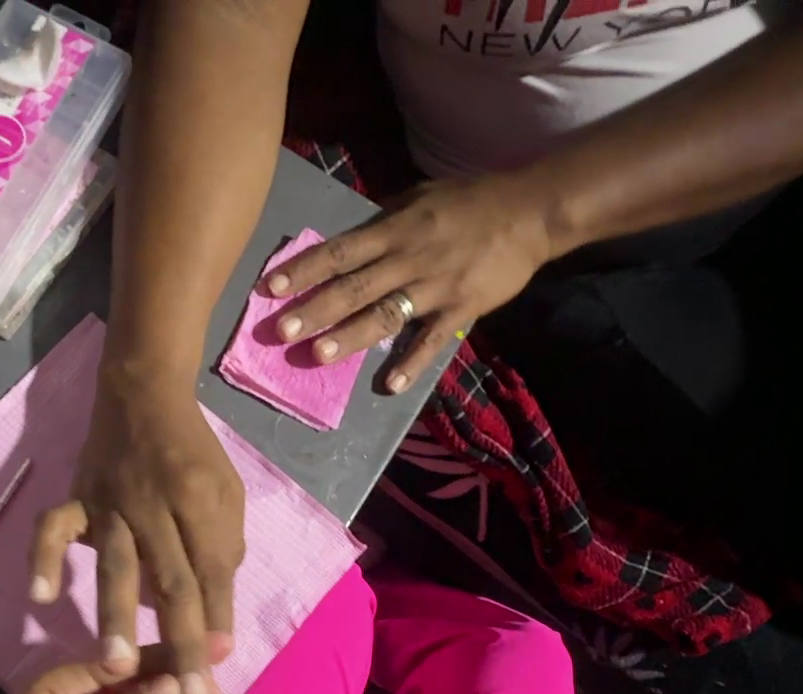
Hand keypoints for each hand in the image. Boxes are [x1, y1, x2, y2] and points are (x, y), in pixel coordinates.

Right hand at [32, 372, 243, 693]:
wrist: (145, 396)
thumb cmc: (193, 454)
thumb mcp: (227, 493)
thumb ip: (222, 549)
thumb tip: (214, 616)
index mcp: (201, 502)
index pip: (210, 573)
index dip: (215, 621)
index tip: (217, 671)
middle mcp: (156, 505)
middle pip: (170, 581)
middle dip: (180, 641)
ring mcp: (111, 502)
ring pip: (115, 564)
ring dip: (116, 616)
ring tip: (116, 668)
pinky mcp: (76, 497)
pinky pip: (53, 528)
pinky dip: (43, 558)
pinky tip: (41, 597)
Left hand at [261, 173, 555, 393]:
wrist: (533, 210)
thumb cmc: (468, 202)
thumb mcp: (419, 199)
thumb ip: (381, 223)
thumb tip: (342, 244)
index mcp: (395, 230)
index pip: (339, 252)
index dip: (304, 270)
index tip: (270, 288)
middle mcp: (409, 258)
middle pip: (354, 287)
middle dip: (315, 309)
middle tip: (280, 331)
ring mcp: (435, 286)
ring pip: (386, 313)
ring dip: (351, 335)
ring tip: (319, 355)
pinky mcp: (462, 308)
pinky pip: (433, 340)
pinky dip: (413, 363)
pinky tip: (391, 385)